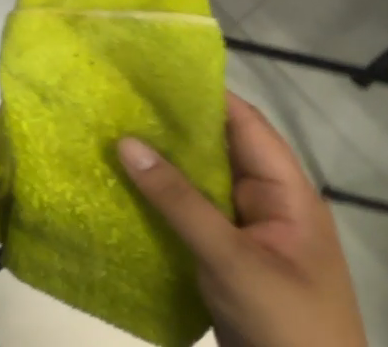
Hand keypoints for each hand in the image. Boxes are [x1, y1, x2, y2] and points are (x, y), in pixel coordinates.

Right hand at [118, 94, 366, 346]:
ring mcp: (242, 229)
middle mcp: (266, 204)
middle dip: (166, 122)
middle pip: (215, 148)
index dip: (203, 93)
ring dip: (154, 158)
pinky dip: (151, 191)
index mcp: (288, 196)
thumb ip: (179, 200)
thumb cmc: (287, 320)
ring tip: (99, 126)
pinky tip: (112, 178)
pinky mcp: (219, 252)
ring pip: (194, 179)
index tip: (149, 67)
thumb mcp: (233, 260)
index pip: (245, 125)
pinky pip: (182, 208)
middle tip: (109, 93)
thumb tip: (124, 139)